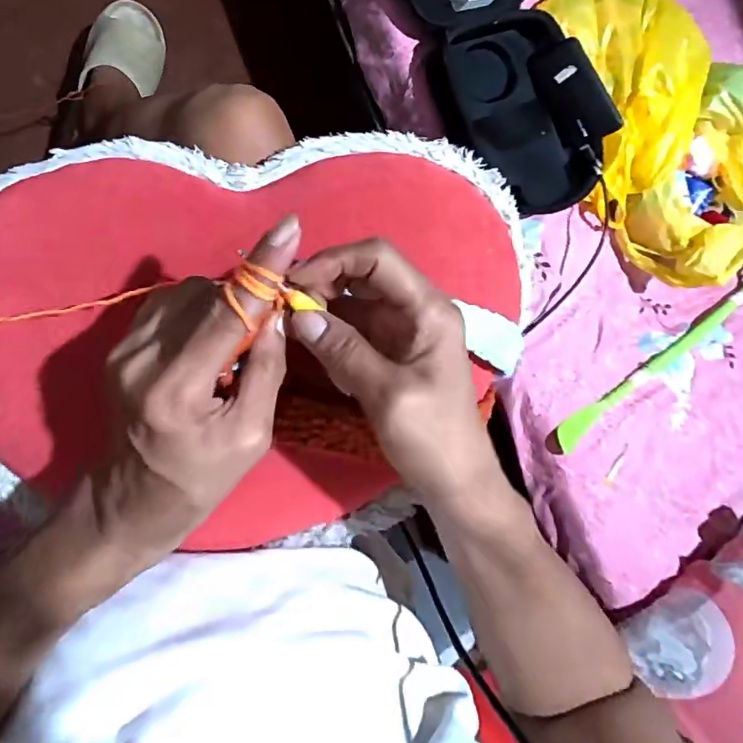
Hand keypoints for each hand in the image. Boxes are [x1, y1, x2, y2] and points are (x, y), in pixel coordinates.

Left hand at [93, 215, 301, 559]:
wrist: (125, 503)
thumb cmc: (197, 482)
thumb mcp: (250, 438)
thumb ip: (266, 370)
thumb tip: (273, 311)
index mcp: (177, 389)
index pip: (228, 313)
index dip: (262, 268)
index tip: (288, 227)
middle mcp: (141, 358)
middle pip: (207, 295)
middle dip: (243, 298)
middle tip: (263, 324)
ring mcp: (122, 349)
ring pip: (186, 292)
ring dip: (218, 303)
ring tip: (229, 342)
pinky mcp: (117, 345)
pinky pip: (166, 302)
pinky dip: (194, 309)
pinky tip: (202, 338)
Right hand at [286, 239, 503, 507]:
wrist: (456, 484)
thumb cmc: (433, 438)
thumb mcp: (387, 395)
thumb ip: (344, 350)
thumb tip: (298, 314)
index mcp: (428, 308)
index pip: (378, 258)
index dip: (334, 259)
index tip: (294, 279)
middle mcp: (414, 308)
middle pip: (362, 273)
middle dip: (322, 281)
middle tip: (285, 303)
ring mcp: (400, 329)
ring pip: (352, 299)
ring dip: (321, 307)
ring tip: (290, 324)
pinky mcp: (387, 349)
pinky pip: (351, 326)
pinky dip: (329, 331)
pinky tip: (311, 347)